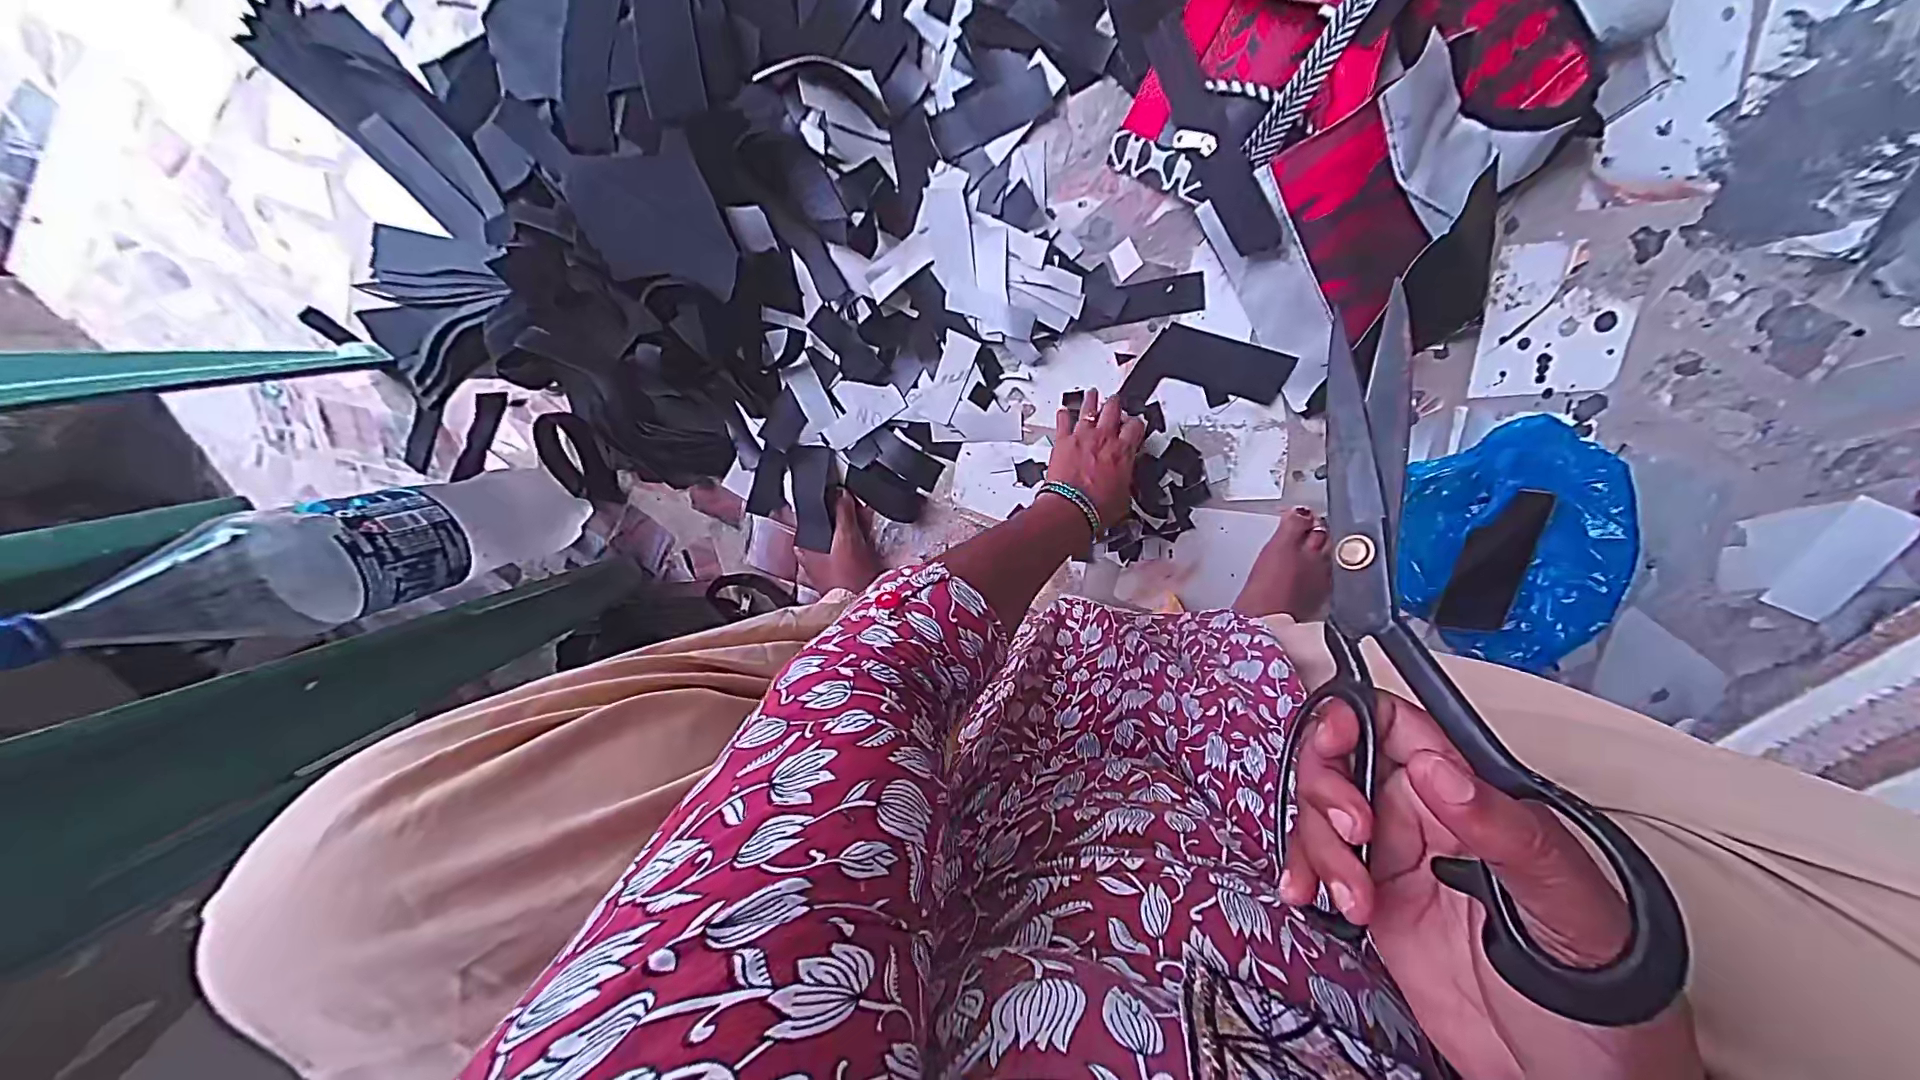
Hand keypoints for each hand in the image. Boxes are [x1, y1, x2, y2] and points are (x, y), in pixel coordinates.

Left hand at [1046, 389, 1146, 526]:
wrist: (1071, 510)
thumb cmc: (1096, 507)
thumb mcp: (1124, 497)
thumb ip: (1126, 481)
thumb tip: (1125, 486)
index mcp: (1123, 451)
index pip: (1136, 426)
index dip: (1137, 423)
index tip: (1135, 423)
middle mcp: (1103, 438)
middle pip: (1113, 409)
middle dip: (1116, 404)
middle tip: (1115, 402)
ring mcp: (1082, 437)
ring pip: (1089, 408)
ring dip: (1092, 400)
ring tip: (1092, 394)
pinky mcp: (1062, 442)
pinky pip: (1062, 422)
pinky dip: (1063, 415)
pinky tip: (1062, 411)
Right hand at [1284, 691, 1704, 1079]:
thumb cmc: (1604, 998)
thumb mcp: (1567, 908)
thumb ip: (1504, 831)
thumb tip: (1439, 770)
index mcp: (1472, 798)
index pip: (1397, 725)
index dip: (1353, 717)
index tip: (1334, 741)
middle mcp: (1424, 816)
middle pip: (1340, 760)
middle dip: (1327, 789)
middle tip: (1352, 833)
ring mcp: (1393, 855)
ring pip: (1319, 810)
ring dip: (1318, 846)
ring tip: (1355, 895)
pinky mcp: (1368, 894)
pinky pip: (1313, 859)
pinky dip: (1300, 871)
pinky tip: (1308, 893)